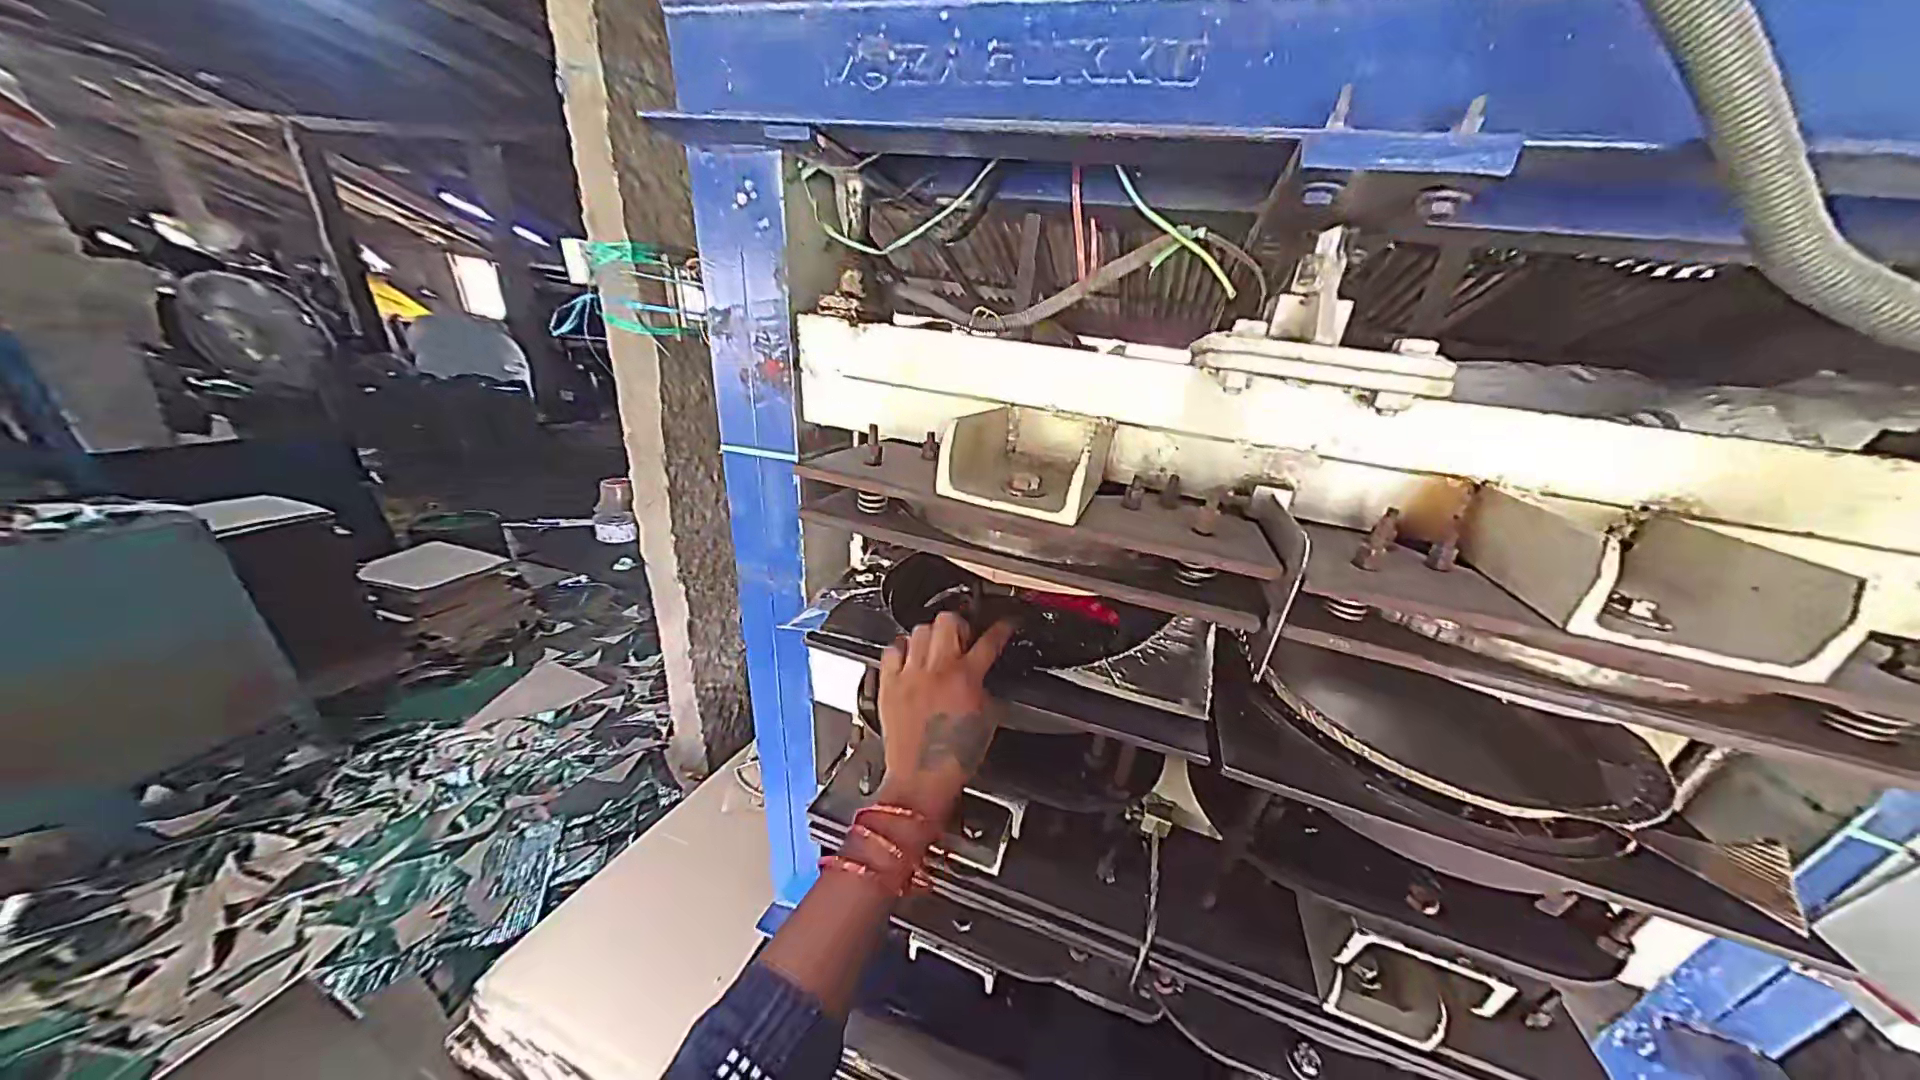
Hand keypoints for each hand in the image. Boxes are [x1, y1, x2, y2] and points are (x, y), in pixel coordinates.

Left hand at [875, 611, 1016, 819]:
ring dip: (932, 635)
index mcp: (966, 678)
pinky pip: (892, 651)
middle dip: (960, 625)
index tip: (1004, 624)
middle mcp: (936, 670)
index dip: (1001, 628)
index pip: (989, 641)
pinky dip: (903, 650)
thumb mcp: (987, 719)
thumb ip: (985, 688)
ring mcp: (910, 675)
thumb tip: (983, 674)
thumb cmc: (953, 758)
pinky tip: (910, 660)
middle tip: (963, 639)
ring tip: (936, 649)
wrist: (921, 781)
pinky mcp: (889, 685)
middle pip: (948, 621)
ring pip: (920, 630)